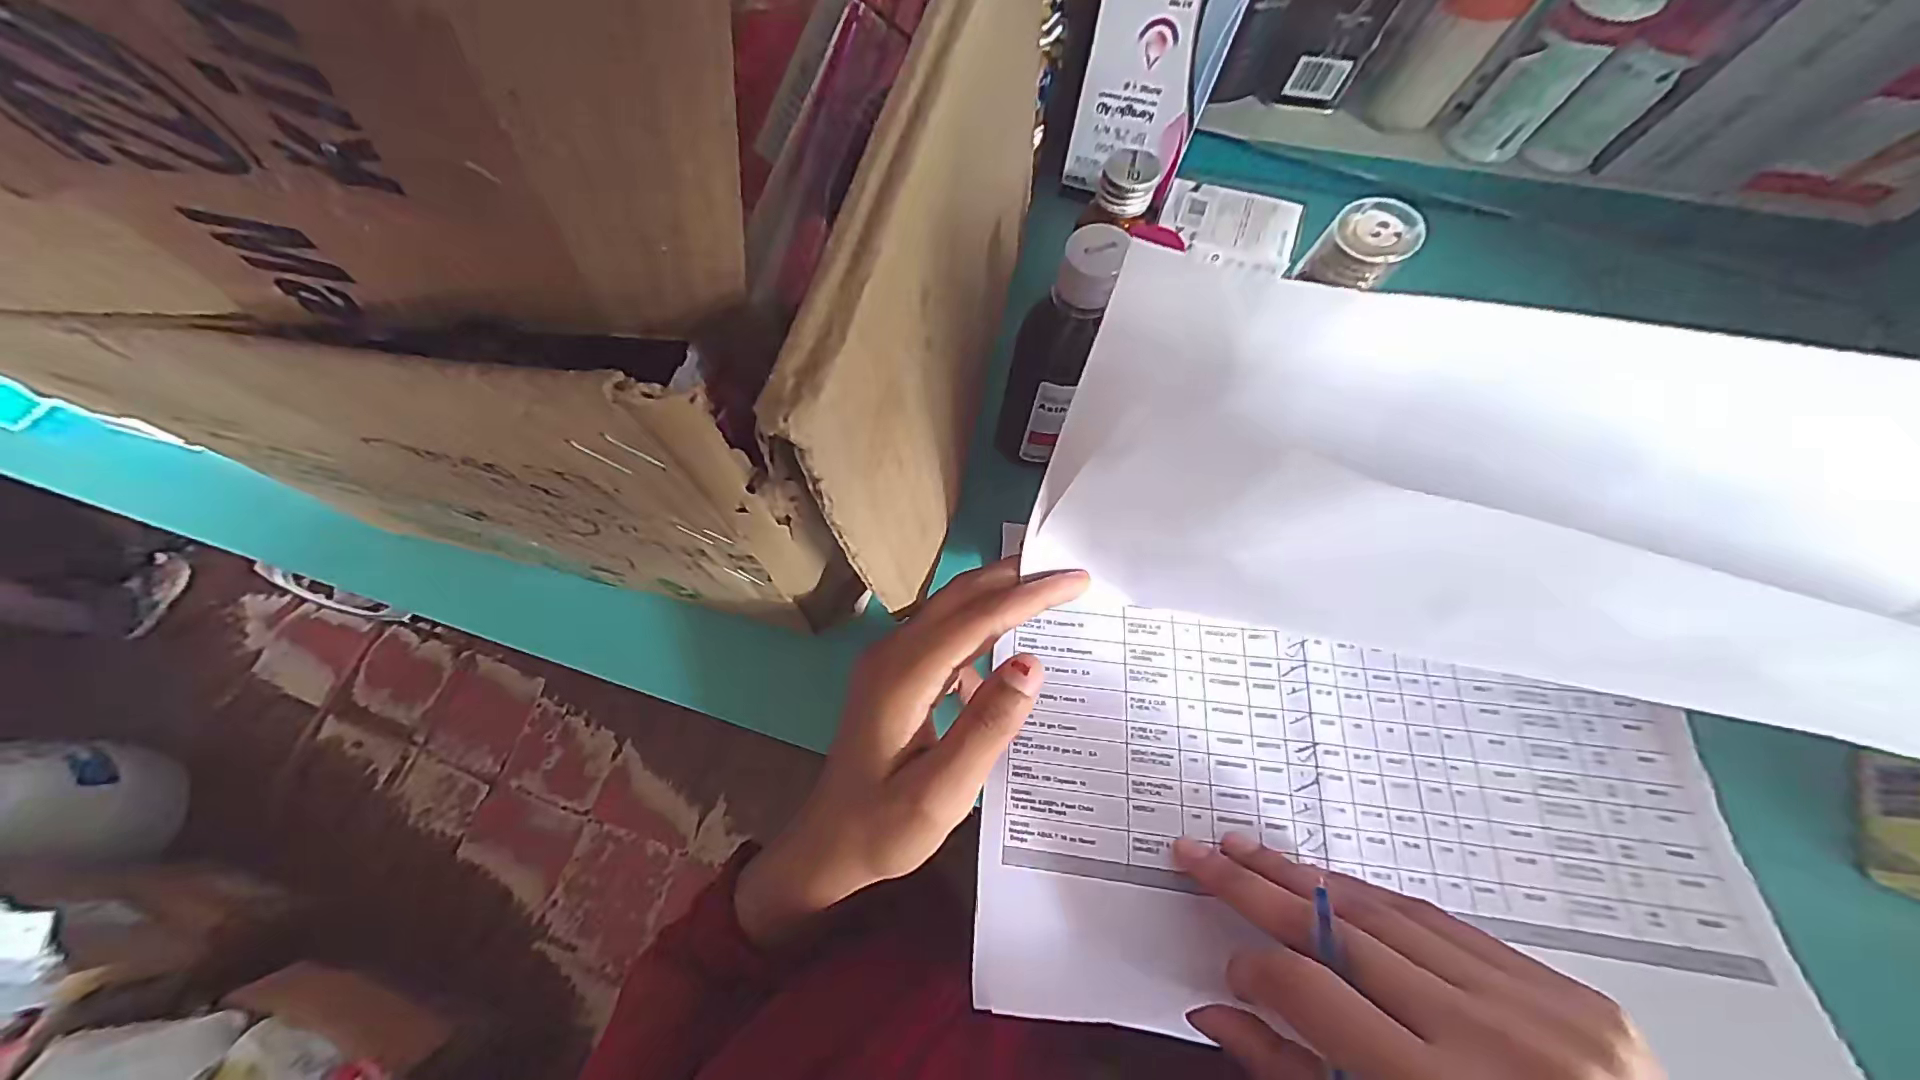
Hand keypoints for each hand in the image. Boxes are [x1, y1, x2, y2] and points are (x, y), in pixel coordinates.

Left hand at [735, 558, 1089, 945]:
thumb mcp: (941, 792)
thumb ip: (986, 726)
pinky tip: (1010, 644)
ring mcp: (891, 660)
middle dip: (1017, 578)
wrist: (828, 844)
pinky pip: (947, 634)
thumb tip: (1031, 663)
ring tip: (1051, 595)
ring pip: (953, 609)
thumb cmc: (883, 828)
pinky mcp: (897, 673)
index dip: (1028, 595)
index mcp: (902, 675)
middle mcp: (893, 653)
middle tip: (1070, 573)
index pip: (976, 617)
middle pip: (961, 597)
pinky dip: (984, 626)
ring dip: (1001, 596)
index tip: (1076, 580)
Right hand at [1174, 832, 1665, 1079]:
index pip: (1310, 992)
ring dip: (1309, 877)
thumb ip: (1293, 1076)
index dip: (1254, 970)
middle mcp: (1496, 1043)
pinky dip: (1379, 900)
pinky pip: (1447, 924)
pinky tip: (1335, 883)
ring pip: (1389, 912)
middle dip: (1257, 884)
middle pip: (1340, 930)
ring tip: (1253, 854)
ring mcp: (1543, 1011)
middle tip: (1204, 853)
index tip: (1230, 969)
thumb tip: (1214, 1012)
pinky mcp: (1574, 995)